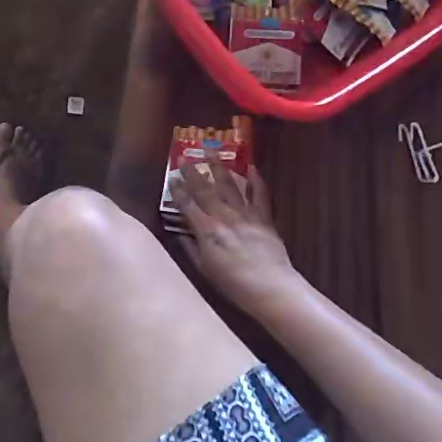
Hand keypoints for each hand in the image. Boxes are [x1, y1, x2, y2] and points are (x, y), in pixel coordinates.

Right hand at [171, 161, 307, 312]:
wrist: (270, 287)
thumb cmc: (233, 284)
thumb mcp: (204, 270)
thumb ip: (191, 249)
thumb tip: (179, 233)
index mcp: (206, 230)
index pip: (187, 205)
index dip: (178, 190)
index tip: (172, 178)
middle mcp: (224, 216)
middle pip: (205, 190)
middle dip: (193, 173)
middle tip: (184, 158)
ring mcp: (245, 214)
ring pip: (230, 185)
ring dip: (219, 168)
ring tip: (211, 153)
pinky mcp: (264, 216)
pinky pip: (260, 194)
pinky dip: (256, 179)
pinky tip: (251, 167)